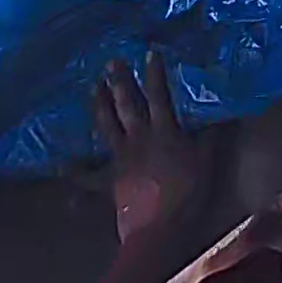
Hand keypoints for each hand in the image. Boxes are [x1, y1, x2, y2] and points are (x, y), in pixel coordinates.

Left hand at [94, 53, 211, 242]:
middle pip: (127, 104)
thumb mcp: (207, 158)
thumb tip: (218, 115)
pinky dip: (76, 169)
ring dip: (99, 106)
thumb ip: (211, 134)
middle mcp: (139, 138)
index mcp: (164, 129)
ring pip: (108, 126)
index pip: (158, 93)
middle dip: (120, 81)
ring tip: (93, 87)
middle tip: (111, 62)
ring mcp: (122, 158)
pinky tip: (62, 164)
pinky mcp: (110, 181)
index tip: (149, 52)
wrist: (160, 230)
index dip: (154, 72)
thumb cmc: (187, 191)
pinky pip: (90, 174)